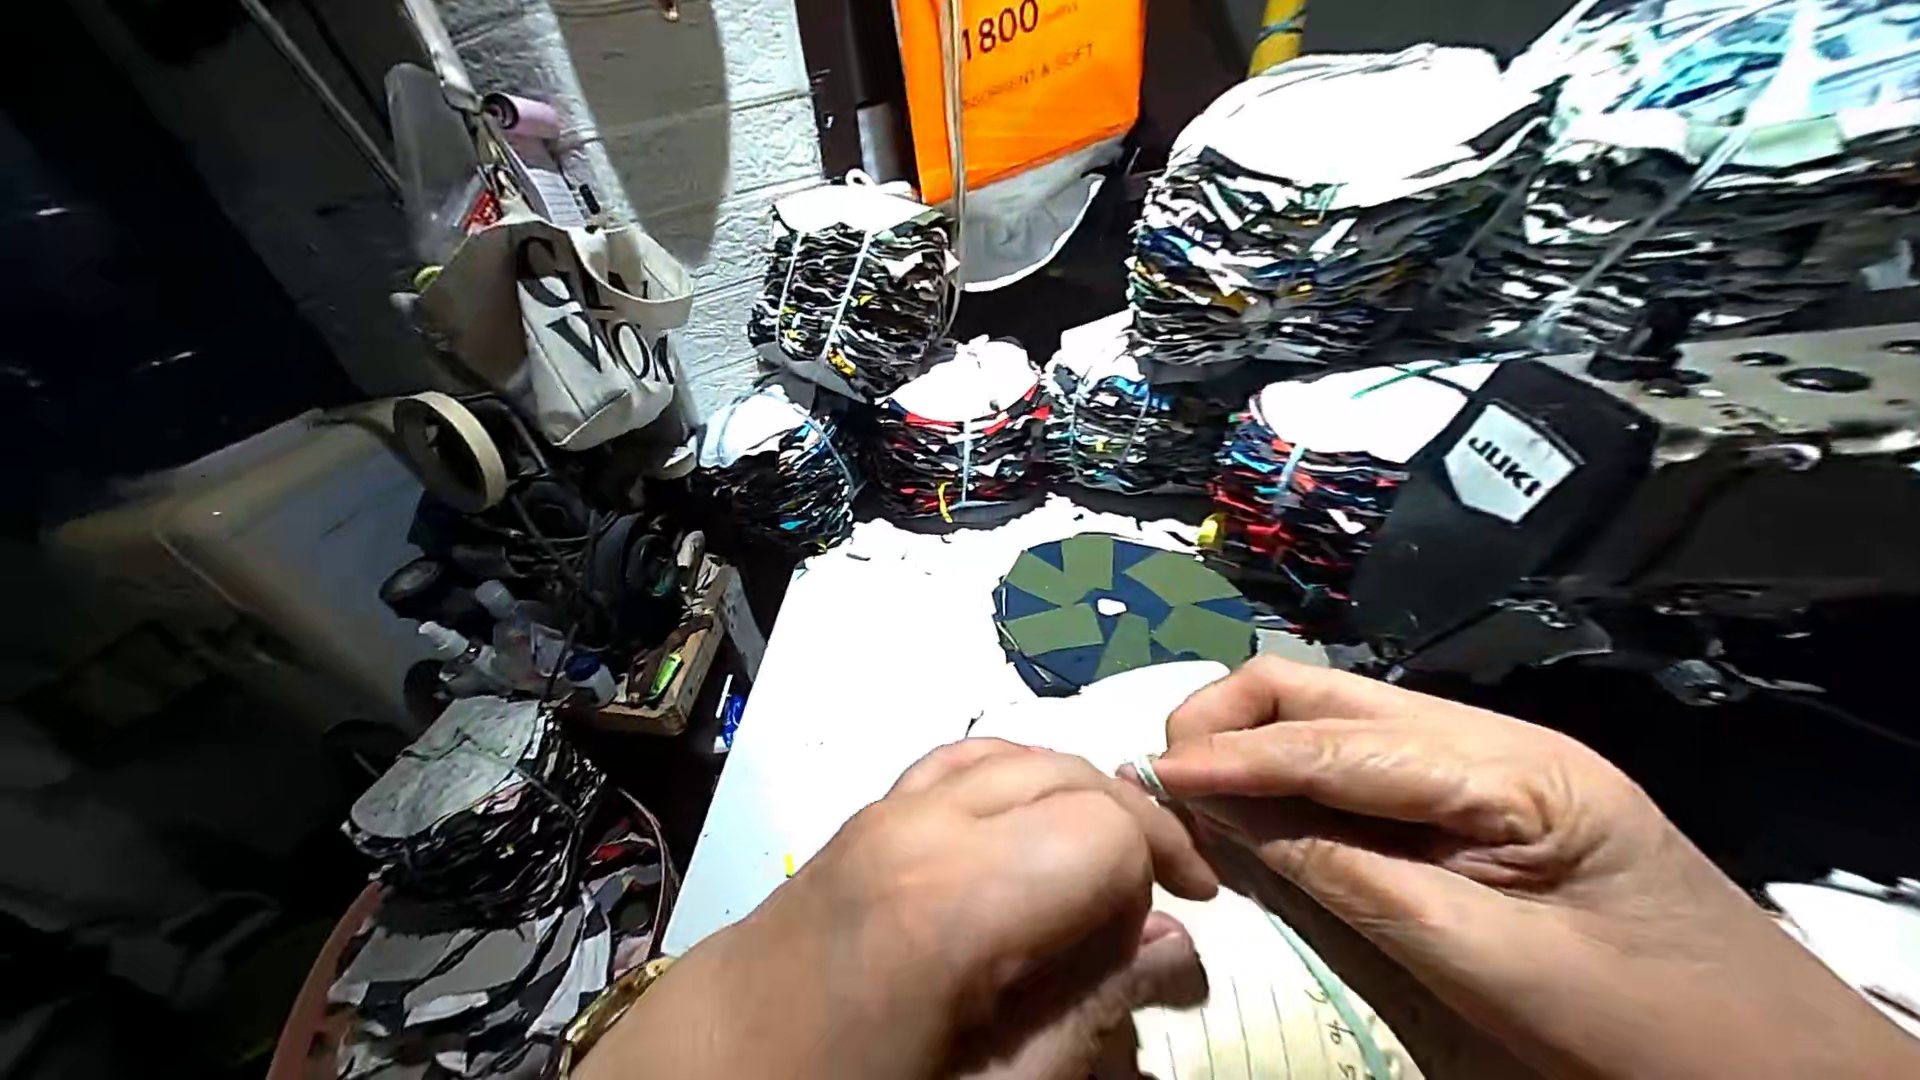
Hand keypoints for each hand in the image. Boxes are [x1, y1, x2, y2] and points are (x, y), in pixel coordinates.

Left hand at [581, 739, 1215, 1079]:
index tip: (1182, 930)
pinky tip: (1037, 819)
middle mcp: (924, 822)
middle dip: (1134, 824)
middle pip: (1068, 776)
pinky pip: (967, 758)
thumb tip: (1173, 945)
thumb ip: (1086, 1014)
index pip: (1101, 831)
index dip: (1156, 872)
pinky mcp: (877, 804)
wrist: (713, 1069)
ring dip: (1081, 795)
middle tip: (1173, 892)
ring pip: (1022, 754)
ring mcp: (894, 802)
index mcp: (951, 900)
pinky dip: (1022, 775)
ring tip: (1114, 857)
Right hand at [1141, 657, 1919, 1079]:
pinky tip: (1251, 801)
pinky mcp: (1449, 777)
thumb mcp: (1484, 965)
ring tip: (1196, 788)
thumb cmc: (1656, 1039)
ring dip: (1243, 740)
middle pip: (1311, 688)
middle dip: (1224, 721)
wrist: (1792, 1078)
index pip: (1329, 743)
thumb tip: (1219, 811)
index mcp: (1507, 767)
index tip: (1153, 774)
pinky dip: (1277, 768)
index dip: (1231, 756)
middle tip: (1171, 776)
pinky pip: (1335, 749)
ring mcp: (1464, 746)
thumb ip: (1338, 871)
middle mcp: (1476, 730)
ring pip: (1314, 707)